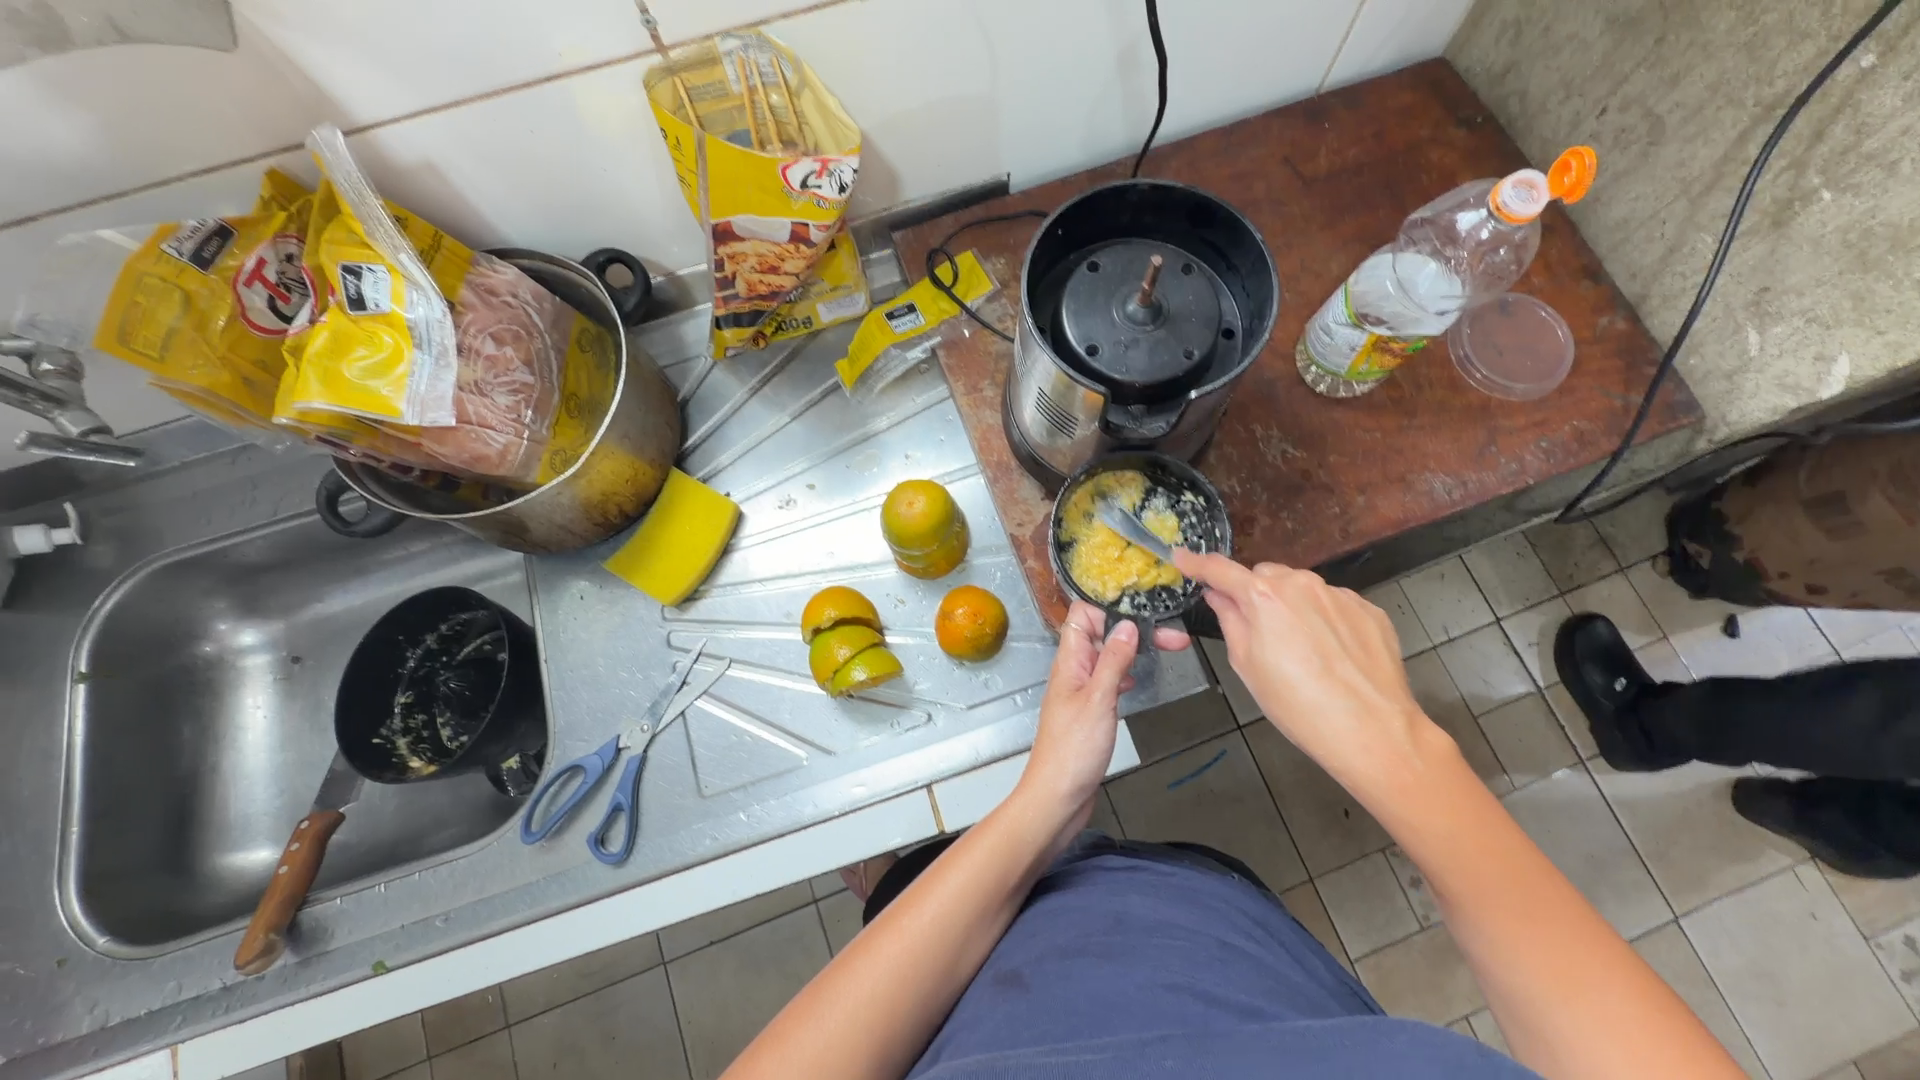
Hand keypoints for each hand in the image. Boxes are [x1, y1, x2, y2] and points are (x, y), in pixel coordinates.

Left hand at [1018, 602, 1188, 838]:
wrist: (1058, 797)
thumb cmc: (1073, 751)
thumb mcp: (1098, 699)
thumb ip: (1113, 661)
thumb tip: (1127, 625)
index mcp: (1069, 662)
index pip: (1082, 615)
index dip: (1109, 605)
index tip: (1143, 607)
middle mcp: (1073, 671)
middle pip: (1101, 633)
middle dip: (1134, 628)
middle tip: (1174, 636)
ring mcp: (1081, 691)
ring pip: (1108, 656)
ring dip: (1134, 649)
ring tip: (1168, 648)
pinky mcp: (1090, 710)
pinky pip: (1108, 679)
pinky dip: (1126, 673)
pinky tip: (1138, 678)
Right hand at [1173, 550, 1451, 795]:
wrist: (1371, 729)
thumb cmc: (1298, 705)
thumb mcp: (1247, 666)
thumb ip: (1230, 621)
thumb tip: (1219, 597)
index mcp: (1264, 598)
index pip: (1221, 570)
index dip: (1197, 564)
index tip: (1181, 557)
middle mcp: (1303, 585)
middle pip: (1266, 576)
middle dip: (1255, 594)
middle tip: (1256, 631)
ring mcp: (1340, 595)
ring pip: (1302, 589)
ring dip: (1292, 607)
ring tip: (1300, 651)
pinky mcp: (1369, 610)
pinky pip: (1334, 605)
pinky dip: (1324, 620)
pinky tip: (1331, 656)